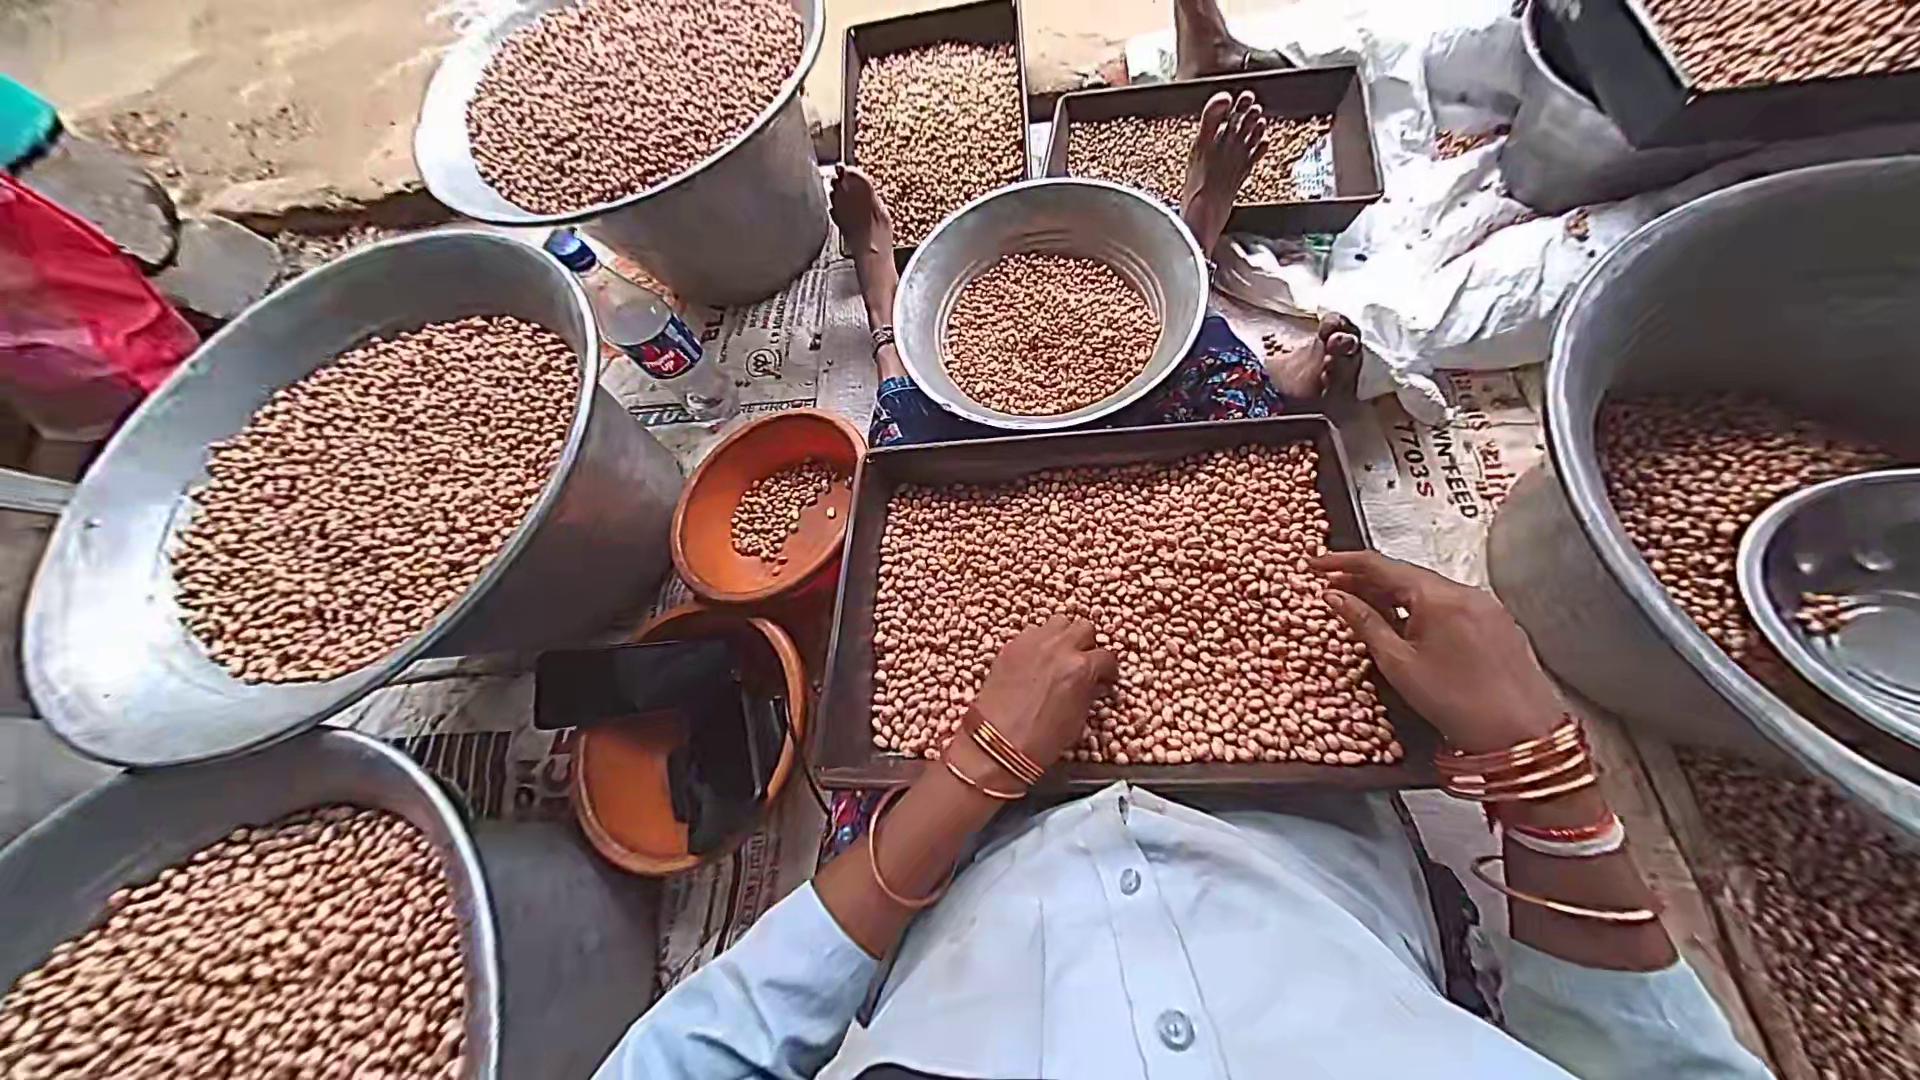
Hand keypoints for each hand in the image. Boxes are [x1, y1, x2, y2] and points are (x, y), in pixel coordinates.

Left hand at [970, 615, 1118, 768]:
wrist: (997, 742)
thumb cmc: (1041, 739)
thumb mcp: (1078, 717)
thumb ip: (1090, 690)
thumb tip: (1096, 681)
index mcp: (1081, 667)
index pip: (1107, 656)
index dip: (1108, 669)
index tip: (1105, 677)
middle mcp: (1058, 647)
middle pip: (1084, 628)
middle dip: (1087, 644)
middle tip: (1083, 661)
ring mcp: (1032, 642)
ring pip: (1058, 622)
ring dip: (1064, 636)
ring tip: (1060, 655)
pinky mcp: (1011, 645)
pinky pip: (1033, 632)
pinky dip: (1040, 642)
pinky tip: (1037, 660)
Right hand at [1311, 550, 1565, 752]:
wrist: (1522, 736)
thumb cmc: (1457, 701)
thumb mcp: (1396, 661)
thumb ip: (1363, 621)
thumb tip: (1335, 596)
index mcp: (1440, 598)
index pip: (1380, 565)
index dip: (1342, 562)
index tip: (1316, 564)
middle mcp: (1467, 594)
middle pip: (1404, 574)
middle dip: (1363, 579)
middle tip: (1331, 587)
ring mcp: (1485, 608)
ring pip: (1425, 589)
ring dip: (1388, 594)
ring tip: (1359, 606)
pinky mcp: (1495, 624)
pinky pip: (1446, 604)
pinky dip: (1415, 606)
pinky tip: (1398, 622)